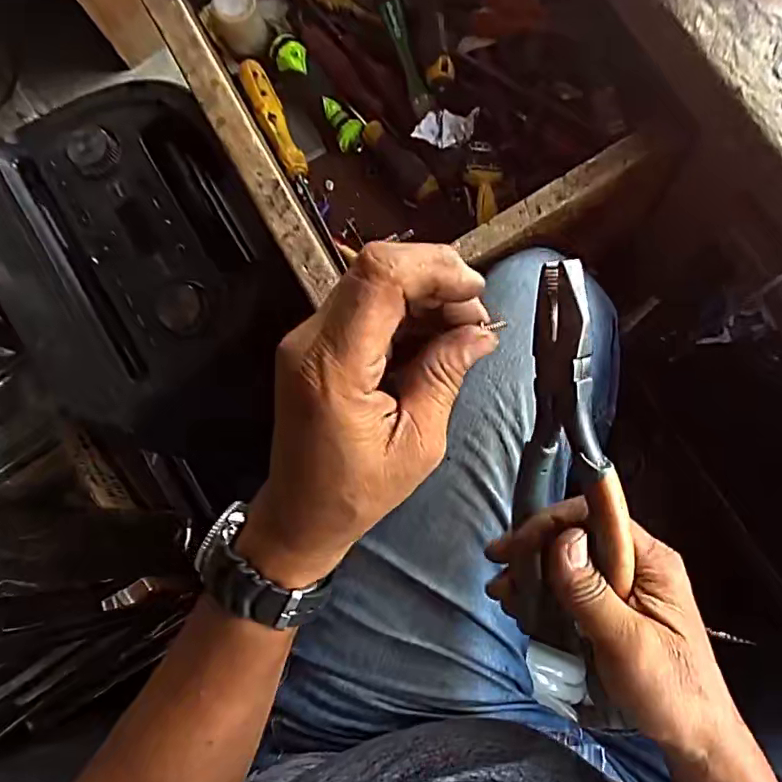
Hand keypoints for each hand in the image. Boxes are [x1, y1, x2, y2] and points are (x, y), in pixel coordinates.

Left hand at [240, 243, 496, 586]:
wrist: (301, 512)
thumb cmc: (355, 491)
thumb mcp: (417, 442)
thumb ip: (444, 377)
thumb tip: (480, 334)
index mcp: (334, 367)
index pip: (379, 276)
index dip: (434, 269)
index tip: (475, 292)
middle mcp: (312, 341)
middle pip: (377, 269)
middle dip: (438, 282)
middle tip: (476, 320)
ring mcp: (309, 339)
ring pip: (374, 283)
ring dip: (426, 297)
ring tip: (461, 333)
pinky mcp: (317, 344)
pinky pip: (367, 307)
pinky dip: (408, 314)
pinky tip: (435, 340)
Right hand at [487, 499, 742, 762]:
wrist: (694, 737)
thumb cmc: (672, 692)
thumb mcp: (626, 642)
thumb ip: (592, 592)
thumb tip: (562, 541)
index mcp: (652, 563)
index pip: (598, 517)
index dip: (551, 524)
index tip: (514, 547)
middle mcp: (639, 568)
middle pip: (580, 538)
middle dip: (535, 552)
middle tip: (500, 574)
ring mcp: (627, 591)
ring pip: (572, 567)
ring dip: (536, 577)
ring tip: (506, 596)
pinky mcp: (615, 614)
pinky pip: (575, 594)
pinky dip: (546, 599)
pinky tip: (525, 611)